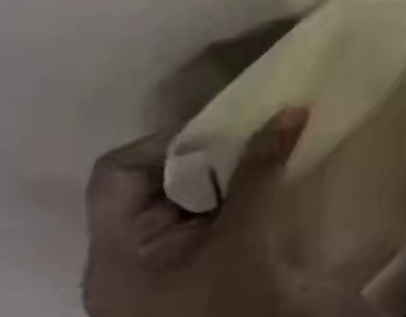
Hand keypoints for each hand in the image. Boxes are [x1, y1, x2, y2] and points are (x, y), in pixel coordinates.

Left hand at [83, 109, 353, 316]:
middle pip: (154, 179)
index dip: (165, 144)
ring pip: (188, 195)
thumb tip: (290, 109)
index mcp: (116, 254)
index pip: (117, 173)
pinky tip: (272, 179)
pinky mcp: (198, 272)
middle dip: (208, 150)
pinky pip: (210, 215)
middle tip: (254, 132)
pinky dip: (239, 191)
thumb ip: (259, 170)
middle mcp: (131, 256)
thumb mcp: (241, 239)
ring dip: (229, 168)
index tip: (222, 134)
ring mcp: (165, 267)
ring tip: (269, 148)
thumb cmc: (226, 311)